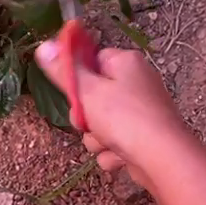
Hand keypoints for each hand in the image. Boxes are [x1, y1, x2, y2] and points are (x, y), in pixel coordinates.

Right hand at [35, 41, 199, 194]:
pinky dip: (113, 153)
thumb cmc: (125, 119)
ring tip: (109, 143)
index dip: (78, 81)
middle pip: (93, 97)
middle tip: (89, 123)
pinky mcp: (141, 137)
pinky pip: (114, 144)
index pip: (92, 61)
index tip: (73, 95)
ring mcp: (140, 112)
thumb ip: (64, 72)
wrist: (162, 158)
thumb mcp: (88, 92)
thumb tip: (43, 46)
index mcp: (125, 63)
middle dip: (86, 118)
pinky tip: (120, 157)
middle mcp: (135, 83)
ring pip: (100, 126)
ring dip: (97, 139)